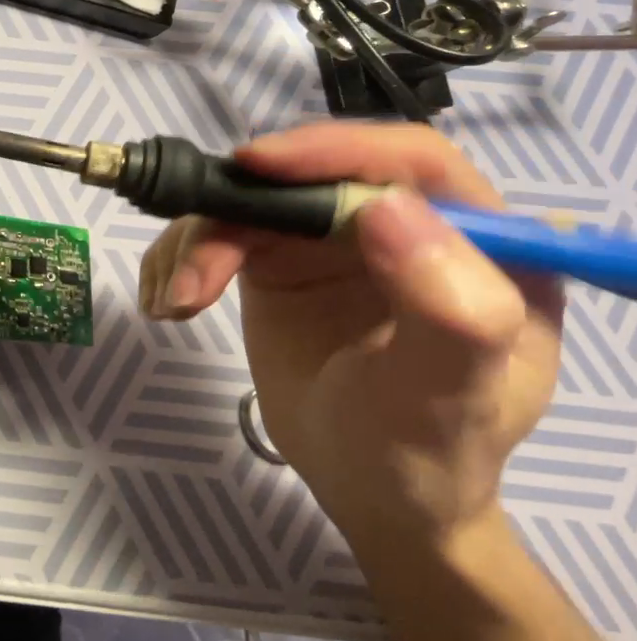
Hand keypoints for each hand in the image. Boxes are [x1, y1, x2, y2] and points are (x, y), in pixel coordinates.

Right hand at [139, 123, 563, 542]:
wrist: (366, 490)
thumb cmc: (422, 451)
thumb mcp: (446, 393)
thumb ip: (447, 308)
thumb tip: (386, 208)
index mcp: (475, 244)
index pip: (407, 161)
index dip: (332, 150)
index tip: (255, 164)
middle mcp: (397, 228)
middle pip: (302, 179)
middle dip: (234, 215)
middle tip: (194, 274)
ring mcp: (329, 242)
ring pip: (243, 203)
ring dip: (194, 246)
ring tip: (175, 305)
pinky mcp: (273, 260)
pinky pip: (209, 232)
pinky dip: (174, 259)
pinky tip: (165, 304)